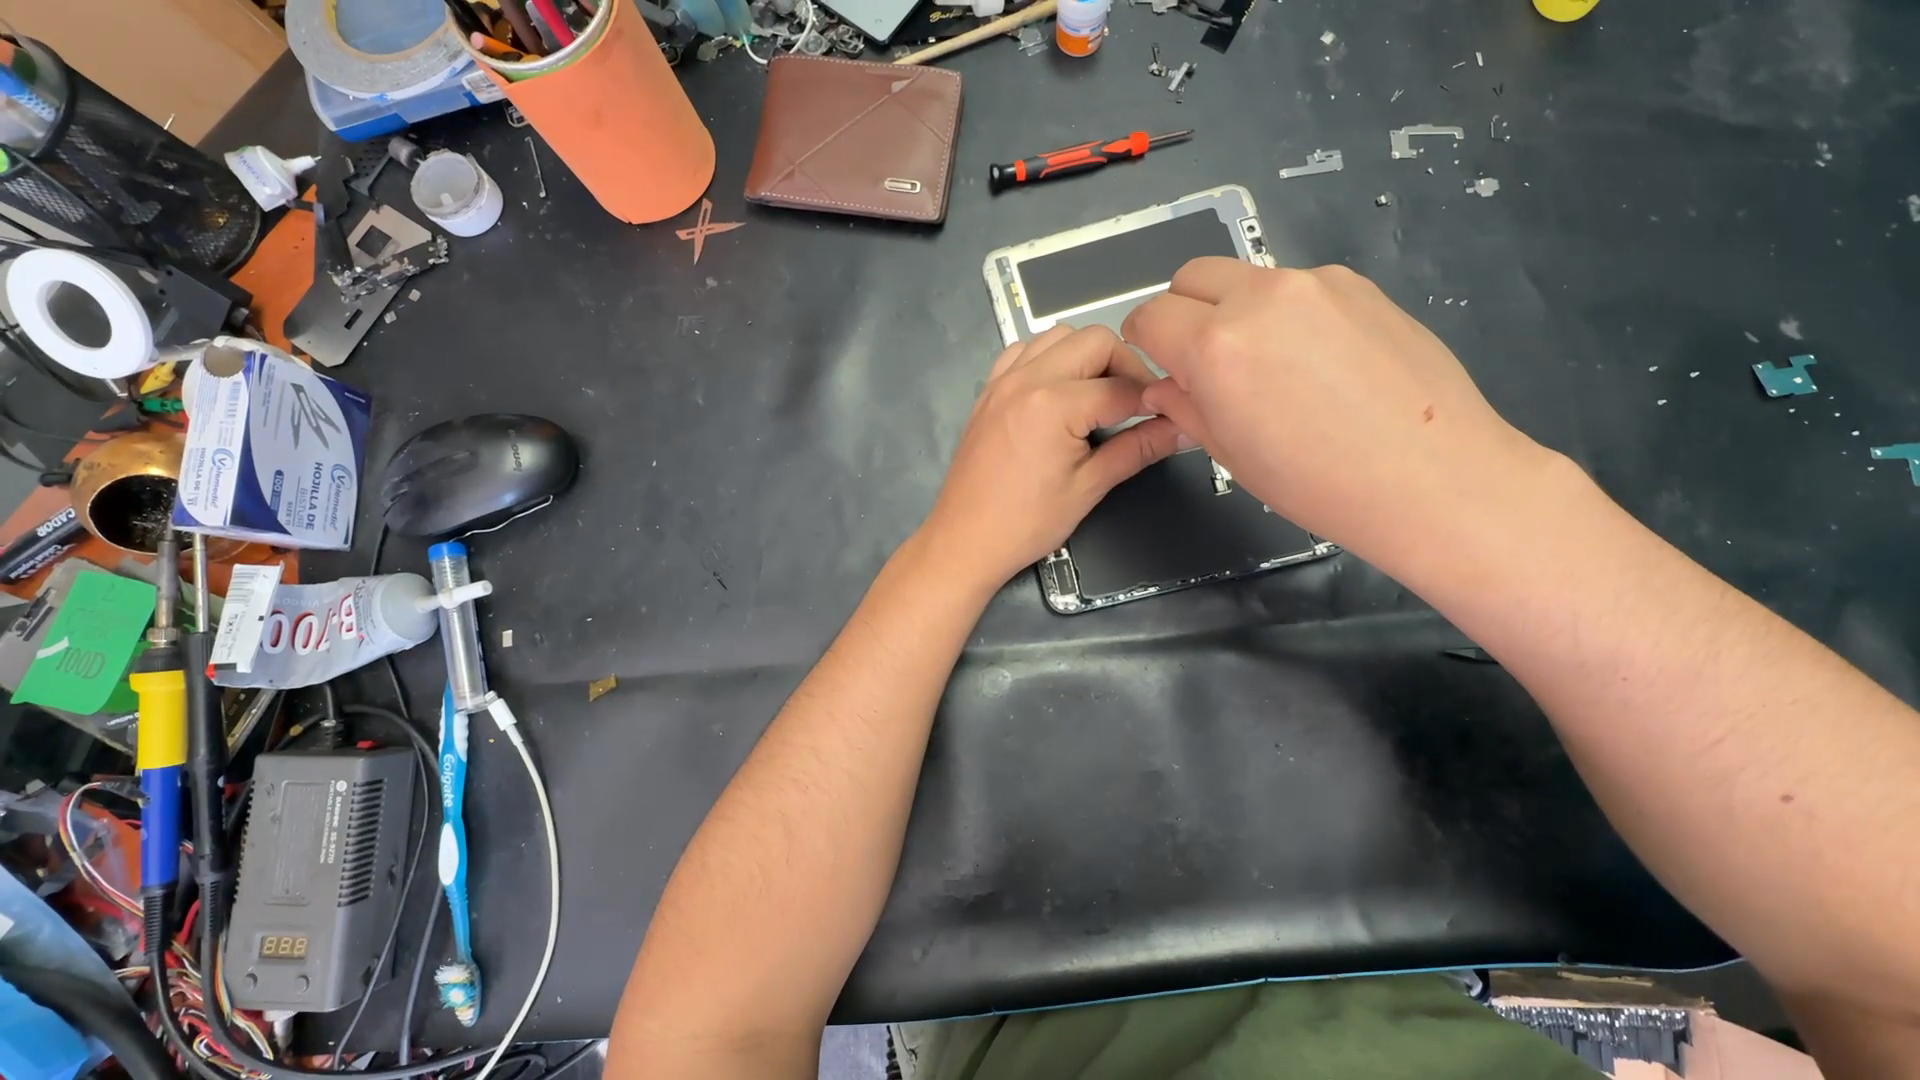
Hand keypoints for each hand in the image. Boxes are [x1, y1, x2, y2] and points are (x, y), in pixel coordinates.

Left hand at [919, 325, 1182, 589]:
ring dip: (1087, 356)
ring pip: (1058, 336)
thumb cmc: (1026, 523)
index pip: (1123, 387)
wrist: (965, 540)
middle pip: (1095, 340)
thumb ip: (1137, 450)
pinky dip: (1048, 358)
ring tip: (1100, 395)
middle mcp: (1027, 379)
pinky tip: (1059, 390)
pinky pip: (1023, 351)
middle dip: (1125, 365)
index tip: (1169, 414)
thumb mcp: (1089, 488)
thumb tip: (1180, 430)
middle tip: (1137, 403)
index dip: (1154, 400)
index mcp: (1054, 405)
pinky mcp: (989, 390)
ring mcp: (1003, 380)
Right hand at [1121, 259, 1557, 568]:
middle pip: (1192, 276)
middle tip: (1201, 359)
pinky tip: (1318, 361)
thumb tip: (1163, 386)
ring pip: (1247, 278)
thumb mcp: (1232, 455)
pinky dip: (1286, 312)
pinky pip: (1297, 287)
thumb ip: (1185, 408)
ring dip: (1236, 310)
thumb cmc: (1319, 484)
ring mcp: (1314, 283)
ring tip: (1269, 365)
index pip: (1151, 316)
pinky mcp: (1358, 284)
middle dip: (1182, 311)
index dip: (1143, 341)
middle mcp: (1260, 297)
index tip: (1157, 363)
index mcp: (1215, 346)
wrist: (1433, 477)